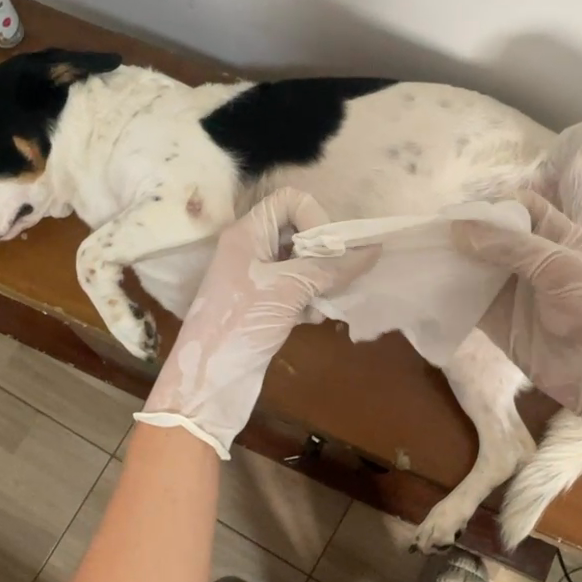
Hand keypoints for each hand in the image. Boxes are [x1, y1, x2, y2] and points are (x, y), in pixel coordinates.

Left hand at [134, 189, 376, 457]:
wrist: (210, 379)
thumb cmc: (241, 323)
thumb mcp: (288, 288)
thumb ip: (330, 267)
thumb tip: (372, 250)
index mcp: (247, 233)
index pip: (290, 201)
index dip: (316, 218)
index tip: (326, 251)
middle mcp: (250, 249)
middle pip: (299, 232)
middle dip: (323, 254)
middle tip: (334, 278)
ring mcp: (255, 279)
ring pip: (301, 264)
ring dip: (320, 280)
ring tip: (324, 303)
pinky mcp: (261, 305)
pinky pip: (295, 290)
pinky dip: (308, 301)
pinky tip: (312, 320)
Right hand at [454, 192, 581, 455]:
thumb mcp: (557, 268)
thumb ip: (510, 246)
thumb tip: (459, 229)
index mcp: (558, 238)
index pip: (522, 207)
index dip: (493, 205)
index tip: (460, 212)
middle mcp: (533, 260)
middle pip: (494, 236)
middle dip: (465, 233)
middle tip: (431, 233)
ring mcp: (514, 291)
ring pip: (478, 268)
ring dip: (454, 262)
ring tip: (424, 256)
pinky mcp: (499, 320)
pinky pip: (471, 300)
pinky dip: (451, 294)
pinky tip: (430, 287)